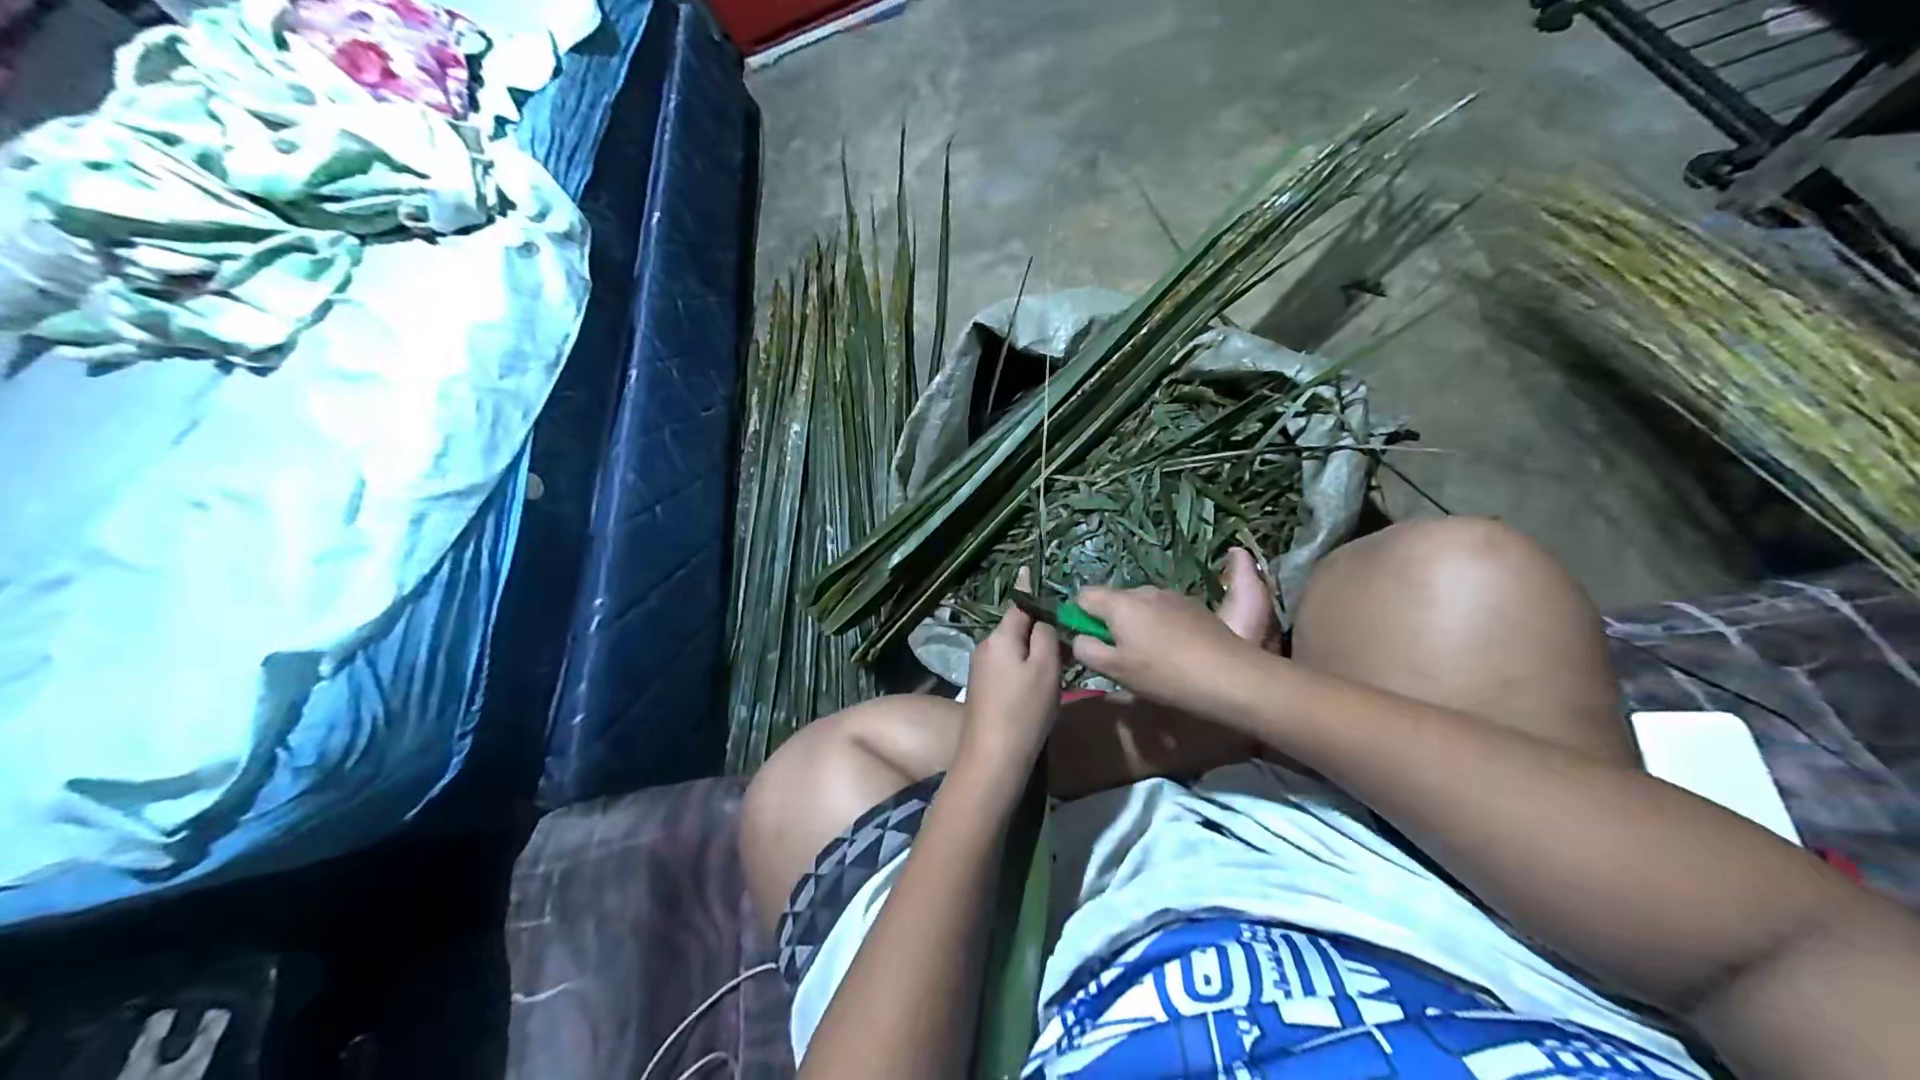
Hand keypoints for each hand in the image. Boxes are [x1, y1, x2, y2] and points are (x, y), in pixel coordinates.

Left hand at [960, 604, 1061, 769]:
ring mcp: (980, 668)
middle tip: (1069, 647)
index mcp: (999, 636)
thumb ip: (1046, 636)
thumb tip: (1042, 622)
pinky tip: (1039, 687)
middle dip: (1041, 633)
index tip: (1060, 609)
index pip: (1021, 605)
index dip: (1041, 604)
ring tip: (1059, 668)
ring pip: (1013, 649)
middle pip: (1017, 628)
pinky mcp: (981, 688)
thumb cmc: (1024, 709)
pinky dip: (1024, 669)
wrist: (993, 756)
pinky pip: (1007, 667)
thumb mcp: (1046, 667)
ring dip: (1034, 653)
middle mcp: (985, 646)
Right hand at [1071, 558, 1272, 723]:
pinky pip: (1165, 611)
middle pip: (1115, 600)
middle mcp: (1144, 591)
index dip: (1081, 616)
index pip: (1084, 595)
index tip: (1093, 641)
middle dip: (1112, 621)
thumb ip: (1086, 649)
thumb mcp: (1114, 669)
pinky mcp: (1195, 607)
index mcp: (1120, 603)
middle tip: (1123, 655)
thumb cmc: (1164, 674)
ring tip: (1152, 656)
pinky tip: (1175, 652)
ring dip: (1138, 624)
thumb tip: (1080, 637)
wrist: (1229, 675)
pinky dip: (1161, 626)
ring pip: (1141, 606)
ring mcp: (1172, 596)